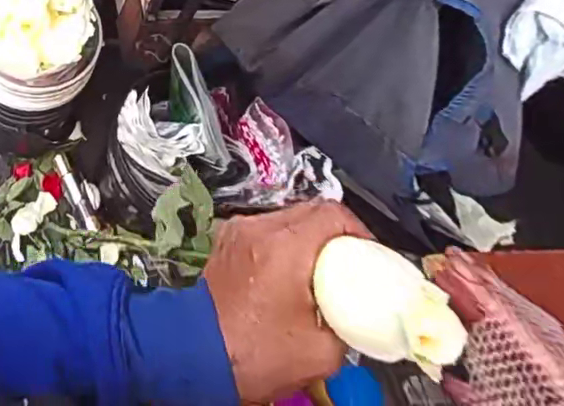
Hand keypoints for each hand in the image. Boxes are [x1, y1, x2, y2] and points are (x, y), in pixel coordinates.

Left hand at [201, 200, 370, 402]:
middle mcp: (262, 227)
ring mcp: (241, 228)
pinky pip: (266, 227)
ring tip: (319, 266)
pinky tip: (288, 269)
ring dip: (308, 234)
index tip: (368, 252)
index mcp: (287, 247)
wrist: (195, 353)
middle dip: (335, 231)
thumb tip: (351, 314)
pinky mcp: (228, 238)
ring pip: (287, 216)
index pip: (333, 213)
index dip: (358, 228)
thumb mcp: (319, 354)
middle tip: (348, 261)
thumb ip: (345, 327)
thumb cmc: (254, 353)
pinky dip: (284, 240)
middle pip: (310, 209)